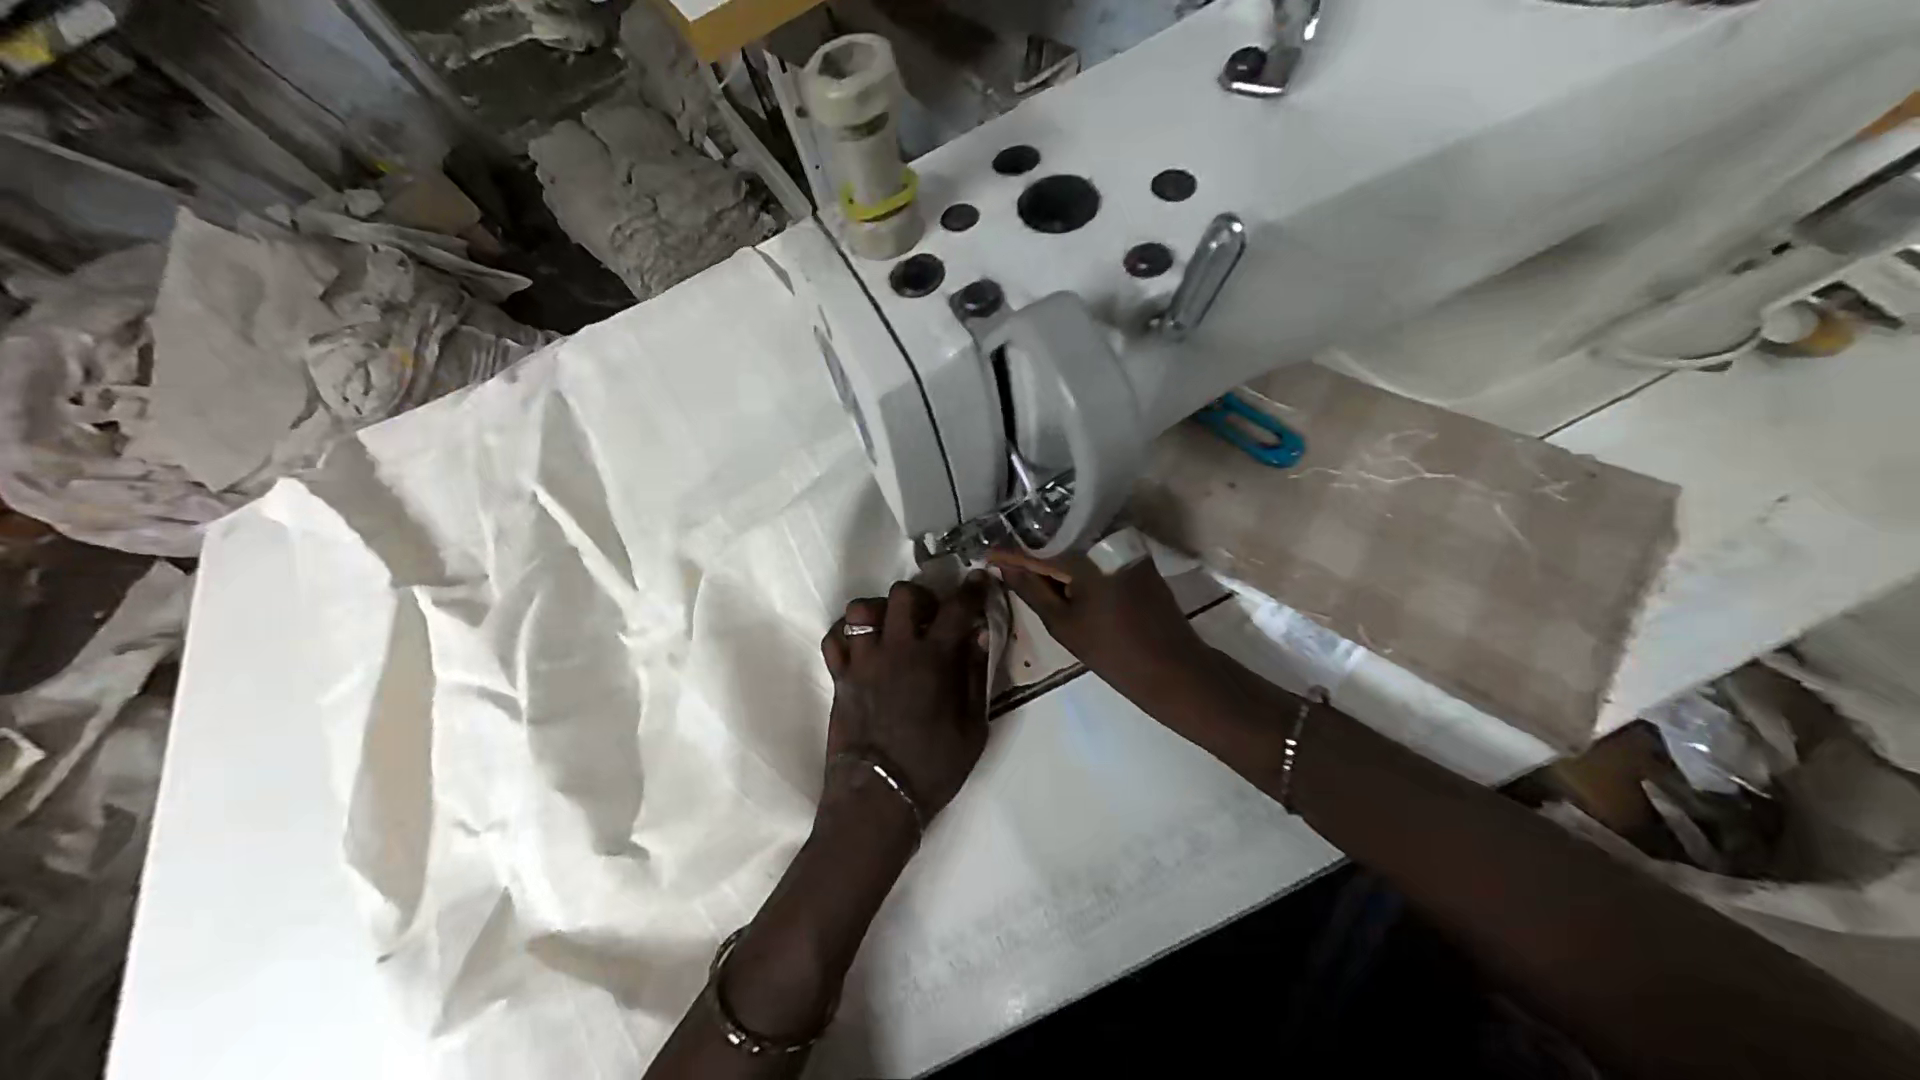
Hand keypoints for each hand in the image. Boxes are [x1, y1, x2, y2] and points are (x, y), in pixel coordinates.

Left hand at [819, 574, 992, 821]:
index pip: (956, 609)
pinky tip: (864, 646)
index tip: (979, 579)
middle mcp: (895, 650)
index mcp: (933, 660)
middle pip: (903, 595)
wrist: (877, 798)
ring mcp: (861, 662)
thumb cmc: (933, 767)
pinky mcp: (839, 678)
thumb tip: (978, 634)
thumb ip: (976, 675)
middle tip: (930, 615)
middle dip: (922, 596)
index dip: (971, 590)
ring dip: (880, 610)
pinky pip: (834, 638)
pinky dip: (848, 634)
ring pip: (861, 609)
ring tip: (893, 627)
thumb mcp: (973, 728)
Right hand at [990, 549, 1208, 701]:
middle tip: (1006, 560)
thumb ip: (1031, 589)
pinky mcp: (1138, 556)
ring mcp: (1126, 546)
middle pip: (1058, 537)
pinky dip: (1080, 558)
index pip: (1036, 549)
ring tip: (1031, 566)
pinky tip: (1066, 574)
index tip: (986, 554)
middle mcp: (1106, 539)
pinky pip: (1099, 549)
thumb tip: (1005, 566)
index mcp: (1083, 555)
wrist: (1172, 667)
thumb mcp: (1062, 623)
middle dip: (1032, 547)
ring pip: (1079, 542)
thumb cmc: (1112, 651)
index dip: (1009, 552)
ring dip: (1055, 552)